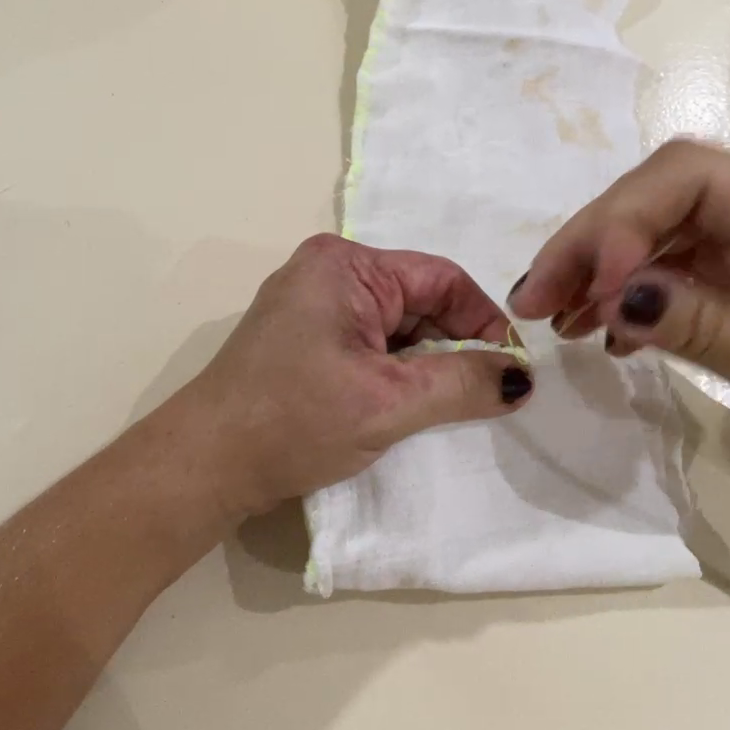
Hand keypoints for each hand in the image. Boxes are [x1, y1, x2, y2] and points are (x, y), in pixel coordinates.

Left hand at [181, 235, 532, 518]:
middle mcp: (327, 274)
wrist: (207, 464)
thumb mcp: (390, 402)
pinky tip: (410, 405)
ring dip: (426, 364)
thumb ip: (463, 384)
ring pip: (395, 327)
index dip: (484, 322)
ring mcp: (311, 307)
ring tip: (449, 405)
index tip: (513, 370)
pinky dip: (396, 373)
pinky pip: (369, 345)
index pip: (441, 279)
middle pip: (418, 301)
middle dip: (454, 346)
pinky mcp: (303, 340)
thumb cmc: (294, 422)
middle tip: (487, 395)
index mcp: (344, 266)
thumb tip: (523, 378)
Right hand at [508, 140, 729, 472]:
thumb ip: (708, 327)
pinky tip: (603, 329)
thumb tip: (616, 296)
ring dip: (598, 265)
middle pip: (659, 193)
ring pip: (657, 223)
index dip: (624, 218)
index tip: (589, 288)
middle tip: (533, 302)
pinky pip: (675, 256)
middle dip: (589, 242)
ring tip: (554, 319)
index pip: (692, 176)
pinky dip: (629, 288)